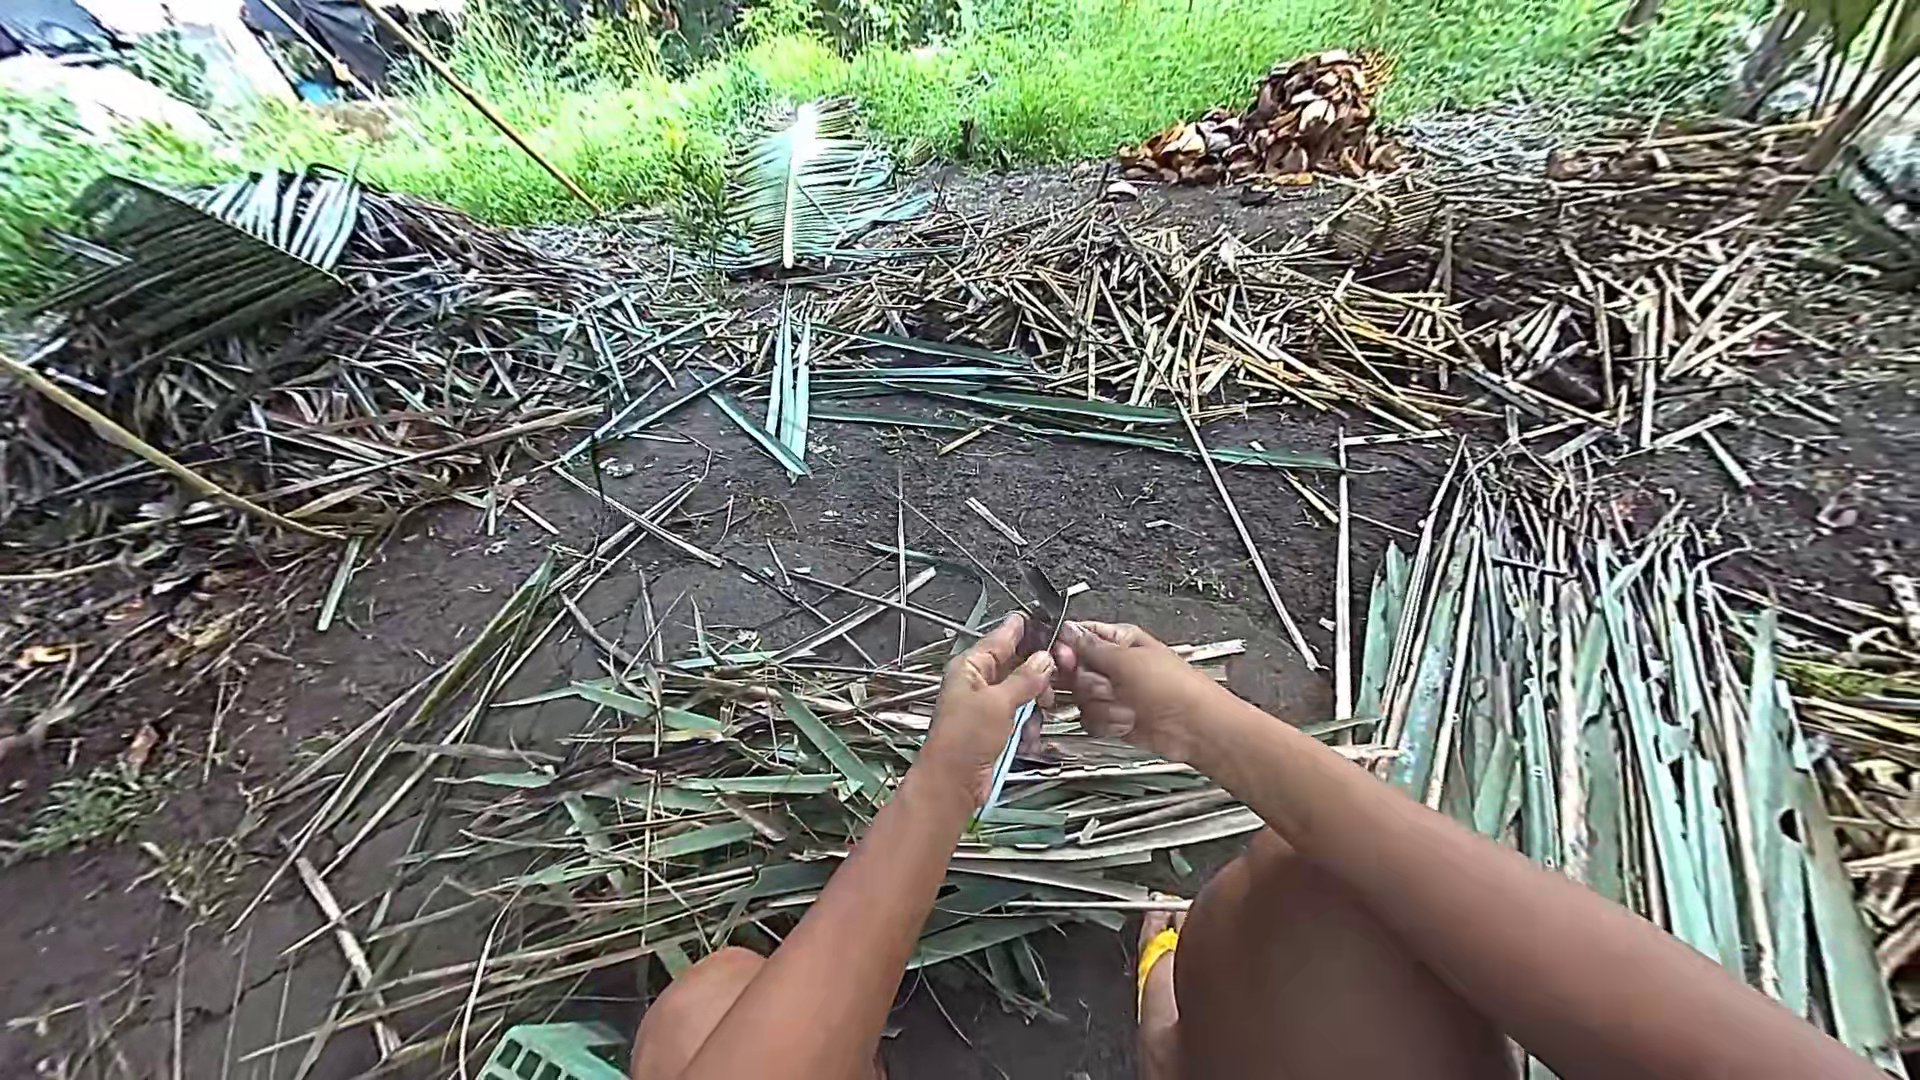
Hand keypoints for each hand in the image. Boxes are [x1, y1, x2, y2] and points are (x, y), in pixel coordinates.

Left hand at [919, 613, 1055, 805]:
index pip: (999, 638)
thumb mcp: (999, 702)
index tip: (1041, 621)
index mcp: (970, 667)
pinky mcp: (994, 727)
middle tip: (1051, 679)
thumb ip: (1025, 679)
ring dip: (1033, 706)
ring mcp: (986, 705)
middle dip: (1035, 675)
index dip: (1021, 630)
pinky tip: (1027, 737)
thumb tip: (1044, 658)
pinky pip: (1020, 717)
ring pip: (1021, 693)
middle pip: (1015, 666)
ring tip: (1038, 715)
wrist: (954, 783)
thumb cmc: (964, 739)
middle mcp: (977, 682)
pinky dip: (1027, 726)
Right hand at [1051, 621, 1234, 762]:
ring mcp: (1113, 693)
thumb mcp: (1127, 660)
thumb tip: (1067, 629)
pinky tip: (1127, 720)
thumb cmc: (1174, 688)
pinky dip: (1108, 722)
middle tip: (1108, 685)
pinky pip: (1090, 719)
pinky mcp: (1113, 717)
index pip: (1079, 638)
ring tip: (1126, 705)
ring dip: (1103, 705)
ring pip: (1081, 697)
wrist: (1194, 729)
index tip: (1068, 660)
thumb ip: (1090, 646)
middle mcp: (1114, 666)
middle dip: (1090, 683)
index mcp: (1120, 641)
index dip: (1068, 650)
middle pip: (1075, 670)